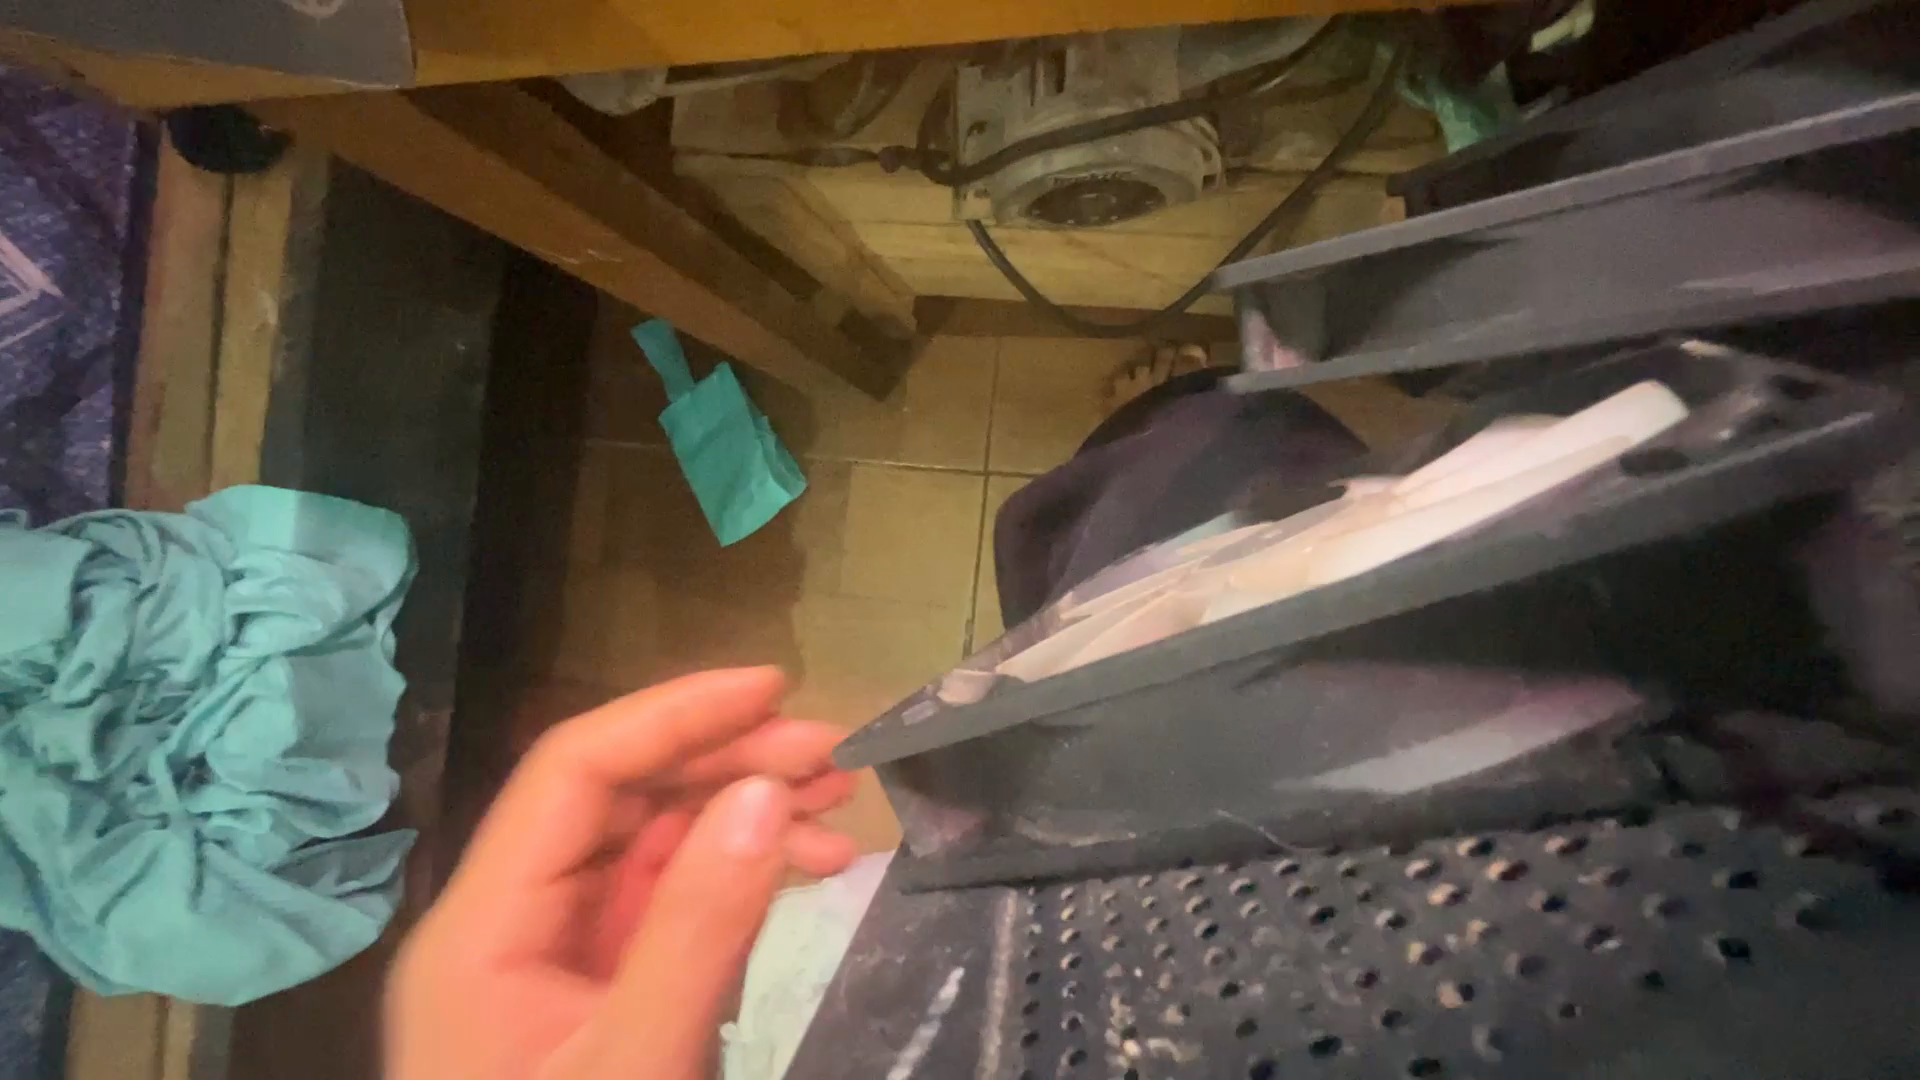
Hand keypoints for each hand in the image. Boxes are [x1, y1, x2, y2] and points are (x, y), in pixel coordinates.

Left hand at [386, 667, 858, 1079]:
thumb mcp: (636, 1068)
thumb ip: (698, 928)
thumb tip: (766, 792)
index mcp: (487, 925)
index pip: (578, 768)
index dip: (675, 712)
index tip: (771, 689)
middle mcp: (521, 913)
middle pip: (629, 791)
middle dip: (732, 758)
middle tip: (831, 752)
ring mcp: (570, 944)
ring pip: (664, 832)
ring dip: (753, 805)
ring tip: (839, 800)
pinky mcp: (615, 973)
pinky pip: (685, 887)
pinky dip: (752, 865)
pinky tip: (818, 865)